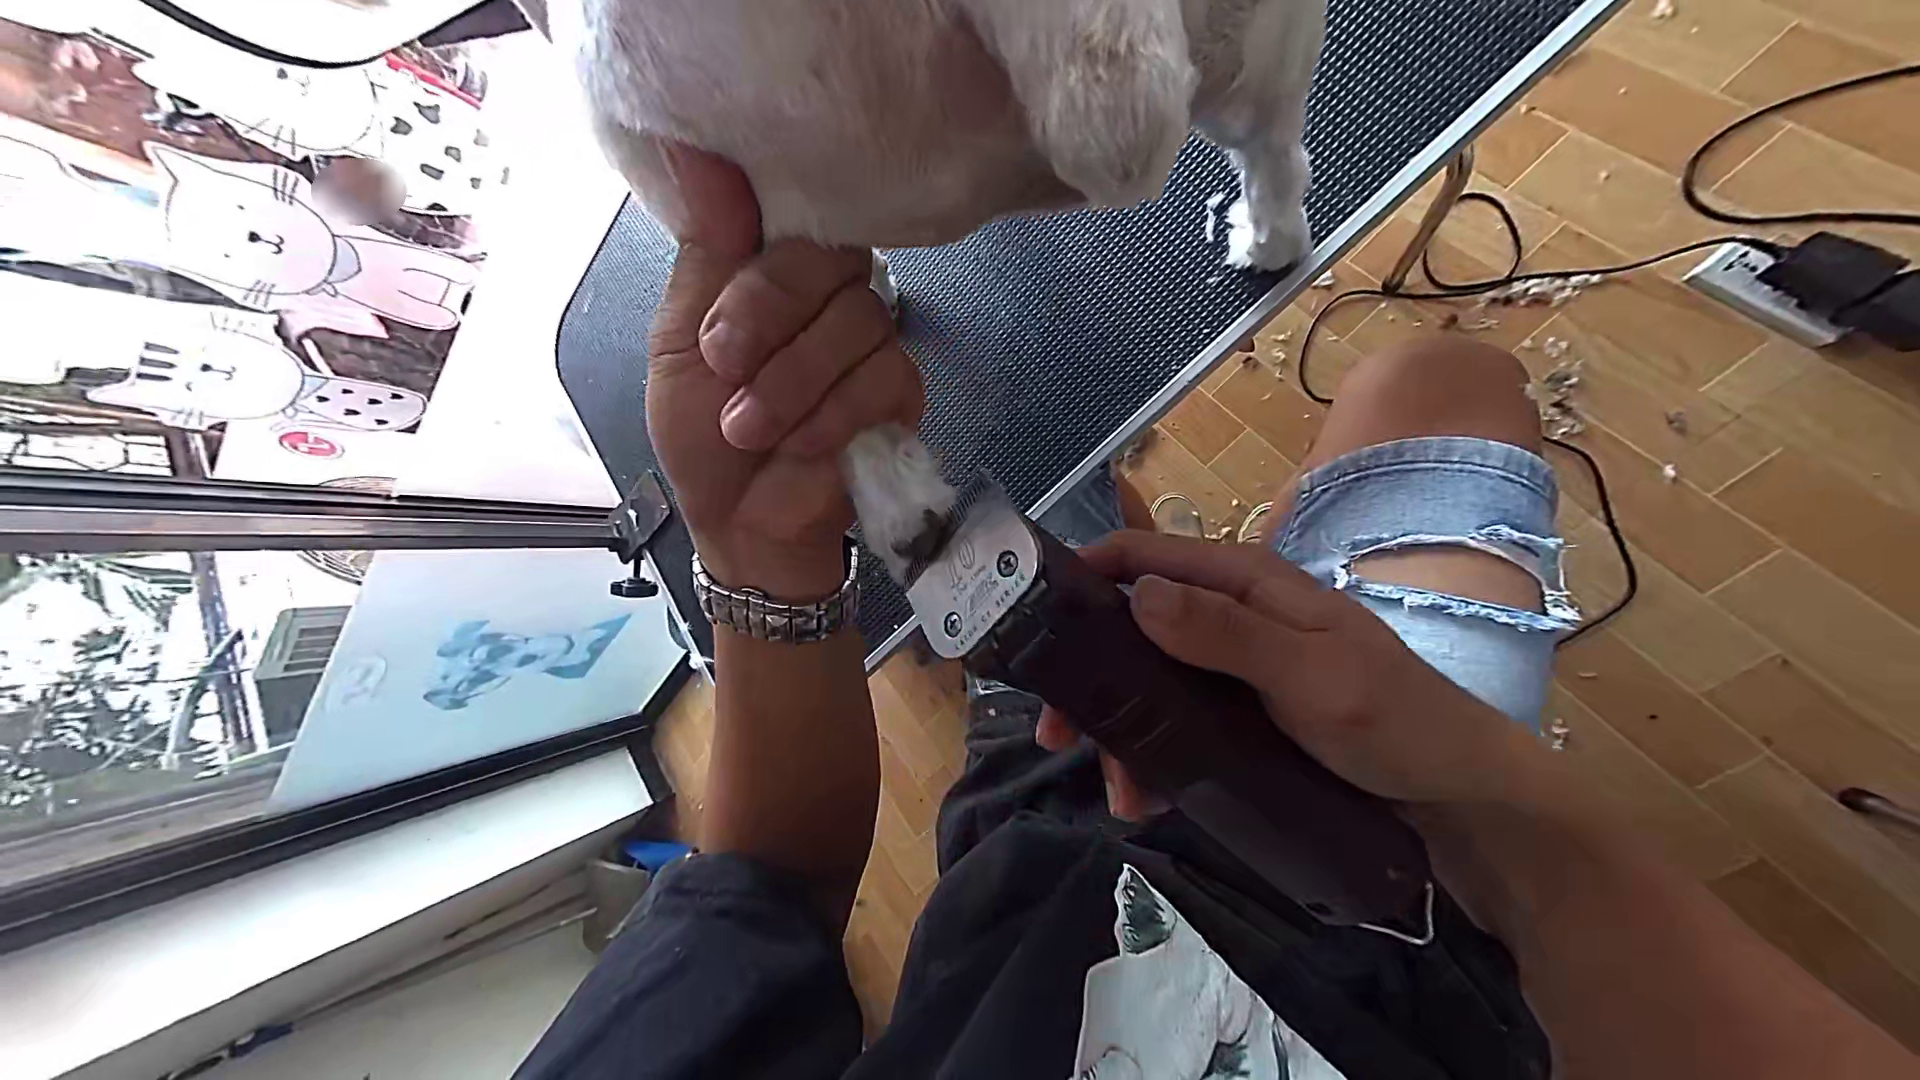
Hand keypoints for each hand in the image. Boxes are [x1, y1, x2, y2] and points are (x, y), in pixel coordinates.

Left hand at [644, 145, 923, 600]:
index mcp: (774, 277)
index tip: (718, 326)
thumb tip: (700, 154)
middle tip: (725, 368)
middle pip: (834, 258)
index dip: (762, 263)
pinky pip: (884, 377)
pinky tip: (803, 444)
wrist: (745, 520)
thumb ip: (704, 261)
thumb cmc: (704, 438)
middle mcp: (828, 301)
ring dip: (793, 379)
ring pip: (859, 319)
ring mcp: (871, 346)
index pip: (797, 218)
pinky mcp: (900, 394)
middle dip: (770, 314)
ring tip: (749, 427)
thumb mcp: (679, 347)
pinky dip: (834, 413)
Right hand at [1036, 531, 1543, 814]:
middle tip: (1056, 729)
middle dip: (1088, 674)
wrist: (1460, 804)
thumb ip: (1228, 632)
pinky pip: (1170, 719)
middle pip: (1130, 624)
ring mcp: (1226, 664)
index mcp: (1243, 582)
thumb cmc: (1398, 724)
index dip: (1086, 571)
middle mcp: (1226, 614)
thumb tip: (1138, 595)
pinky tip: (1144, 795)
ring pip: (1144, 680)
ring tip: (1113, 789)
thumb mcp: (1313, 675)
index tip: (1034, 613)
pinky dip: (1148, 754)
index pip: (1147, 555)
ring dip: (1116, 729)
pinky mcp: (1230, 710)